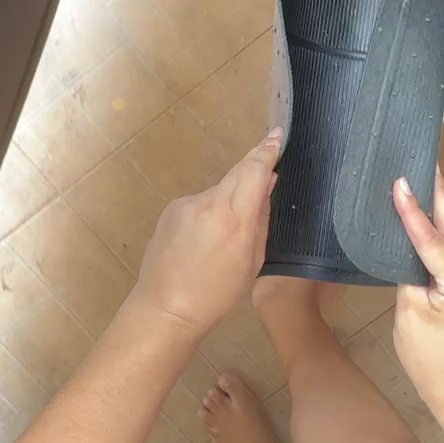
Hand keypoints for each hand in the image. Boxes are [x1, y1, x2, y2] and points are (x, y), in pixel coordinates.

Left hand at [126, 127, 284, 338]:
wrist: (165, 308)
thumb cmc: (217, 293)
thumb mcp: (251, 261)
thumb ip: (260, 218)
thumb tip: (266, 185)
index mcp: (233, 218)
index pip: (254, 171)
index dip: (268, 151)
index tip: (278, 134)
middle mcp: (208, 203)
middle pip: (237, 172)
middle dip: (254, 165)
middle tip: (271, 156)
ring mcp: (186, 204)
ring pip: (219, 191)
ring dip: (231, 200)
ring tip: (229, 235)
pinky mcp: (172, 210)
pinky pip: (201, 203)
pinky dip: (211, 212)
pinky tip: (207, 240)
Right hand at [390, 172, 443, 410]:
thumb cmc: (428, 357)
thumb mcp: (410, 313)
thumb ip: (409, 274)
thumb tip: (408, 247)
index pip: (431, 238)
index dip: (413, 210)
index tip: (401, 182)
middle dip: (439, 196)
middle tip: (425, 164)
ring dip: (443, 210)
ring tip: (428, 181)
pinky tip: (433, 218)